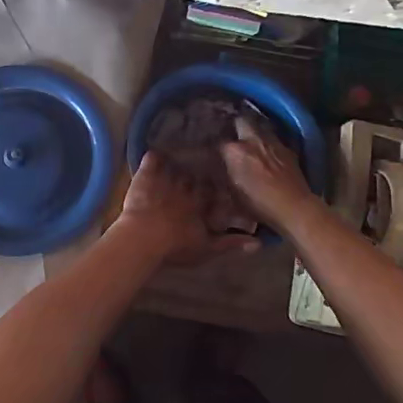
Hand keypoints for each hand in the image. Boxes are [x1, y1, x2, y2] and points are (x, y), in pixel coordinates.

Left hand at [111, 153, 256, 262]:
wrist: (144, 237)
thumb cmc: (175, 247)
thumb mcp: (206, 249)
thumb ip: (230, 244)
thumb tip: (259, 243)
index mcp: (202, 204)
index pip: (212, 191)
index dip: (212, 189)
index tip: (213, 187)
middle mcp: (188, 188)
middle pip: (194, 176)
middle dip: (195, 174)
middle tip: (194, 173)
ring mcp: (166, 180)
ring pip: (176, 166)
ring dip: (176, 164)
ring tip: (177, 160)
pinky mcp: (146, 176)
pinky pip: (151, 159)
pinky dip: (153, 156)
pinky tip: (153, 153)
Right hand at [220, 118, 320, 234]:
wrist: (292, 207)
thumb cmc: (256, 203)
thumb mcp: (231, 190)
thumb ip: (224, 172)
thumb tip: (218, 166)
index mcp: (234, 151)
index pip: (218, 141)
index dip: (216, 145)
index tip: (214, 150)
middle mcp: (252, 141)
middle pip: (241, 121)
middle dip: (236, 125)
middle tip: (232, 133)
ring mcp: (272, 143)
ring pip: (260, 127)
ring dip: (254, 132)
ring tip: (249, 140)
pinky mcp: (288, 149)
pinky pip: (274, 140)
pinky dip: (268, 143)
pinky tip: (267, 152)